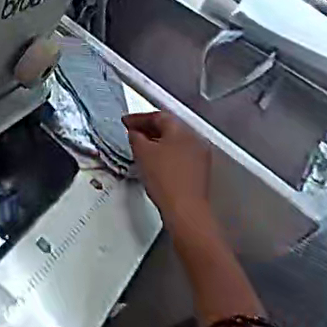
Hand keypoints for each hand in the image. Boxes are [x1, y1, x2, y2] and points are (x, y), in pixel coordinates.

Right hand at [123, 111, 212, 225]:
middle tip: (132, 131)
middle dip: (148, 129)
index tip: (126, 122)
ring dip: (157, 142)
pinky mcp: (199, 172)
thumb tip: (135, 133)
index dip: (138, 118)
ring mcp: (200, 157)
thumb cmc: (165, 178)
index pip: (157, 116)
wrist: (185, 211)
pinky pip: (180, 155)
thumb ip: (135, 135)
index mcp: (182, 130)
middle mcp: (195, 140)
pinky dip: (166, 154)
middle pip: (168, 127)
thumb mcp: (141, 151)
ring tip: (141, 148)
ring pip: (175, 142)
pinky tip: (155, 162)